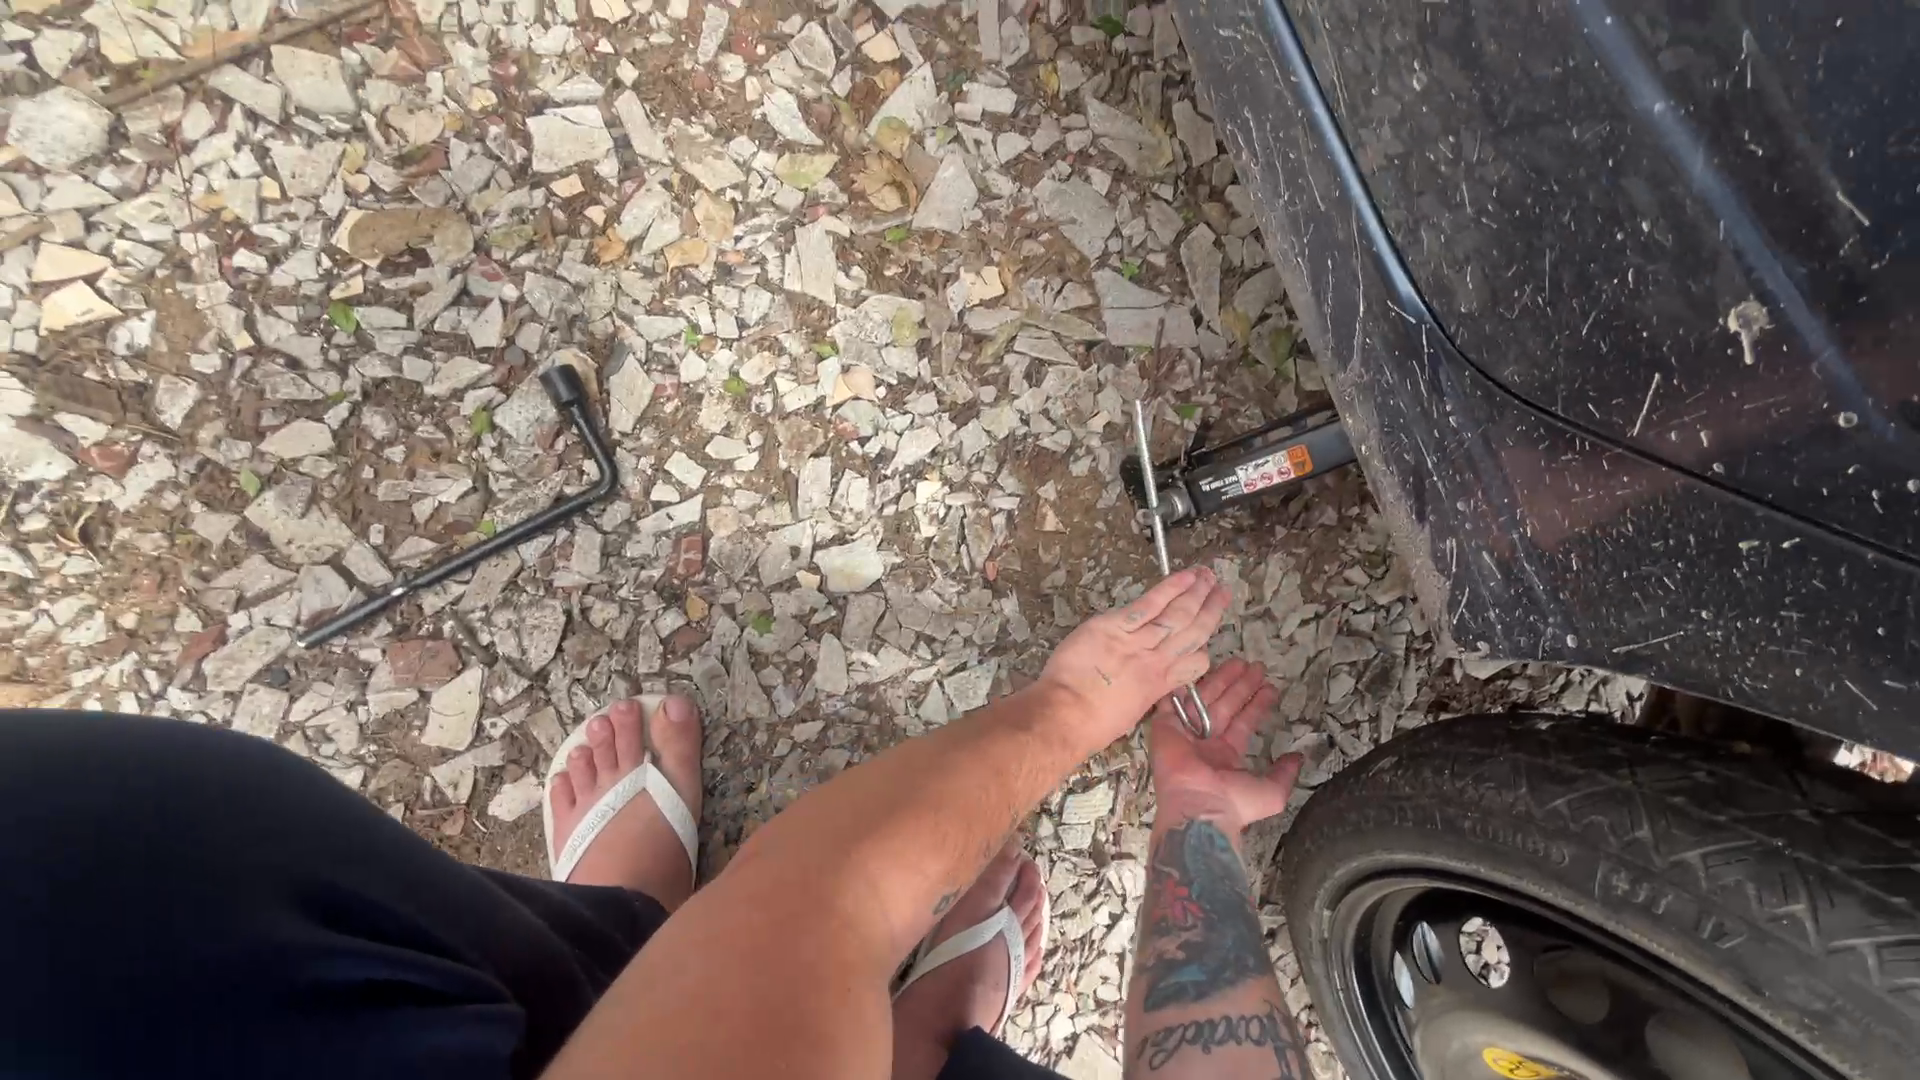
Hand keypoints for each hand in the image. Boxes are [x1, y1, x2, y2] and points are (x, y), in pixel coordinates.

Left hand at [1038, 566, 1230, 745]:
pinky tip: (1182, 576)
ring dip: (1195, 592)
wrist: (1066, 713)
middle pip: (1194, 631)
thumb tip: (1149, 682)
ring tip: (1207, 576)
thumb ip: (1145, 692)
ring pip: (1177, 614)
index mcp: (1160, 685)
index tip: (1207, 631)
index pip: (1197, 663)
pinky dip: (1168, 588)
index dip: (1204, 646)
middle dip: (1211, 609)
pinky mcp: (1114, 627)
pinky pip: (1148, 604)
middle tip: (1222, 591)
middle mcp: (1156, 661)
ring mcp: (1137, 642)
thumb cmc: (1092, 723)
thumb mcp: (1130, 713)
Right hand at [1149, 658, 1301, 830]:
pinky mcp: (1165, 726)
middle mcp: (1205, 741)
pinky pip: (1172, 702)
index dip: (1256, 704)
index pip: (1243, 723)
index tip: (1269, 686)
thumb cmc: (1232, 801)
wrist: (1197, 805)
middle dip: (1240, 686)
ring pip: (1203, 700)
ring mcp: (1185, 732)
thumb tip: (1298, 757)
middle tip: (1255, 666)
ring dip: (1220, 680)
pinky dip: (1180, 686)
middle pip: (1225, 706)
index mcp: (1226, 756)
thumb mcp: (1271, 792)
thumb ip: (1283, 773)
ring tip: (1238, 661)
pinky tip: (1194, 668)